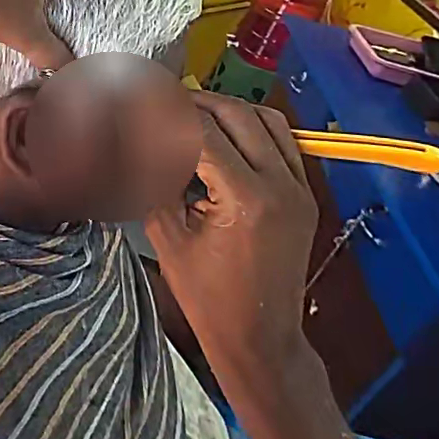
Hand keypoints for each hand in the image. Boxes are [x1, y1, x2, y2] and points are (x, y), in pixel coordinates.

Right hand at [142, 92, 318, 370]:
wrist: (260, 337)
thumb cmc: (206, 296)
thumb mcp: (166, 234)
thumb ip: (152, 181)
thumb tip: (134, 141)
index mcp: (245, 198)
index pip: (201, 132)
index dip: (165, 113)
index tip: (139, 103)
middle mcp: (281, 185)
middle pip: (237, 114)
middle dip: (195, 102)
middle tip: (161, 102)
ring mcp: (299, 189)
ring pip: (266, 120)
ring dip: (226, 109)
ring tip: (190, 111)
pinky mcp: (304, 195)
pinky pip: (282, 141)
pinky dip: (250, 127)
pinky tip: (221, 135)